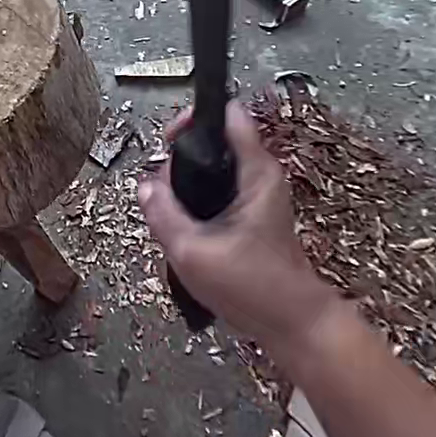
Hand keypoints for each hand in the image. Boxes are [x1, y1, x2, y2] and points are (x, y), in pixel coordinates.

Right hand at [138, 102, 342, 348]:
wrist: (290, 321)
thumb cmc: (249, 285)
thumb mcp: (193, 252)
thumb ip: (164, 214)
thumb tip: (144, 185)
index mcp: (256, 171)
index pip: (230, 116)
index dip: (195, 119)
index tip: (169, 140)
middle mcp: (261, 174)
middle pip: (216, 143)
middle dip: (183, 160)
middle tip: (162, 192)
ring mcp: (259, 194)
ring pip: (215, 170)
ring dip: (188, 185)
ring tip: (167, 212)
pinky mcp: (254, 213)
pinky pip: (220, 191)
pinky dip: (199, 200)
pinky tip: (183, 226)